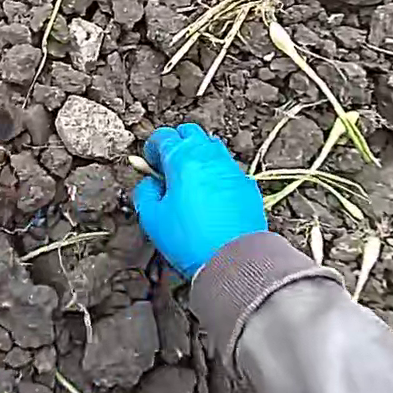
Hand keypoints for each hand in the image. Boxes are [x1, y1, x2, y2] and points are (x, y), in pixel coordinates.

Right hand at [132, 123, 267, 276]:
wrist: (234, 259)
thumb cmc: (190, 239)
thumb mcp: (152, 218)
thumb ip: (145, 193)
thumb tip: (150, 184)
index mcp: (182, 157)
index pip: (163, 136)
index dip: (152, 149)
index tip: (149, 166)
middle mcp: (209, 155)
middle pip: (190, 133)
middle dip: (176, 145)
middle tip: (168, 170)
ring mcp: (231, 167)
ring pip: (211, 148)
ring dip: (198, 157)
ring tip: (190, 184)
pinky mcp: (246, 184)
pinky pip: (227, 169)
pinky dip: (216, 175)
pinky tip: (211, 199)